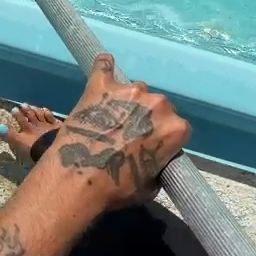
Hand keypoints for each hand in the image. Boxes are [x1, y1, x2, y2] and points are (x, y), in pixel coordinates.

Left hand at [38, 53, 189, 209]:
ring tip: (108, 120)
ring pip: (134, 90)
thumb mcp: (150, 186)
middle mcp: (157, 104)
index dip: (163, 136)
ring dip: (125, 102)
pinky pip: (104, 67)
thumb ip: (158, 164)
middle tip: (127, 134)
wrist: (77, 179)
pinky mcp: (100, 86)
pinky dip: (104, 68)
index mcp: (175, 128)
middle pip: (157, 106)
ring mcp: (128, 91)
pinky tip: (104, 67)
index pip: (177, 126)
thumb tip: (152, 158)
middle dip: (145, 118)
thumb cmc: (116, 188)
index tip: (149, 145)